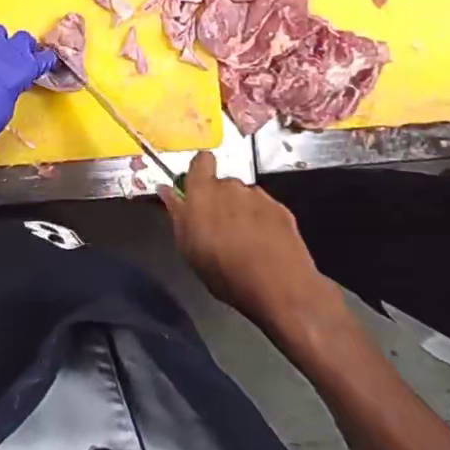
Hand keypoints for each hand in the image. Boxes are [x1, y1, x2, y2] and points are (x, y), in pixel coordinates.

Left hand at [0, 25, 55, 180]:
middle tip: (19, 59)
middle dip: (23, 47)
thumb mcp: (8, 107)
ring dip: (0, 42)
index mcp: (19, 70)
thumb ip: (14, 86)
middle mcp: (2, 55)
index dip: (44, 60)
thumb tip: (15, 79)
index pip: (42, 56)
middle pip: (21, 38)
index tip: (43, 64)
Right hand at [159, 151, 357, 358]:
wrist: (280, 288)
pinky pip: (263, 208)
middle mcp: (232, 187)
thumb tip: (166, 191)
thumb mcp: (188, 248)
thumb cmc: (223, 271)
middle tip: (216, 228)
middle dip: (217, 199)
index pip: (201, 161)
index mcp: (203, 193)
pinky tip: (261, 244)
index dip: (198, 171)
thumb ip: (177, 214)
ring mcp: (260, 197)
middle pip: (221, 183)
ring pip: (243, 196)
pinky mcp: (282, 210)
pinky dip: (259, 220)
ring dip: (239, 210)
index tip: (195, 190)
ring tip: (241, 240)